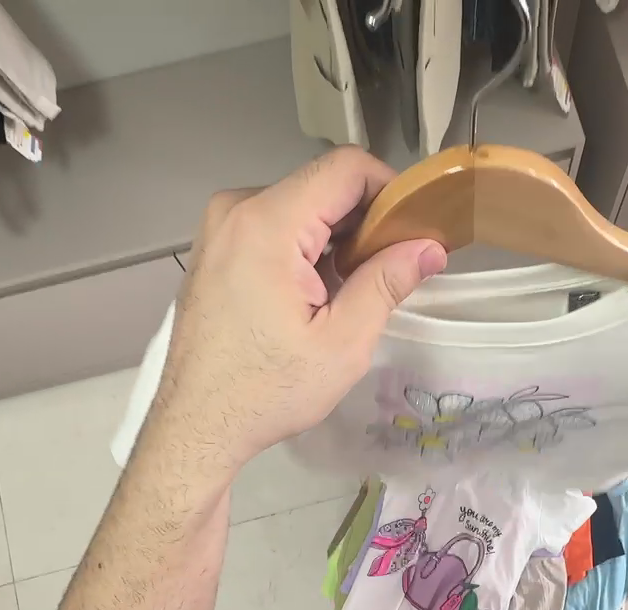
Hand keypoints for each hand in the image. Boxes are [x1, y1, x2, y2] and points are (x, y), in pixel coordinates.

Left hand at [148, 147, 447, 470]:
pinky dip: (303, 252)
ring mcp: (220, 228)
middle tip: (385, 276)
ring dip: (333, 242)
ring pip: (299, 209)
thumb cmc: (266, 392)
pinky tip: (311, 299)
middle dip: (362, 224)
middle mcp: (236, 210)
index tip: (413, 231)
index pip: (344, 168)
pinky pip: (273, 228)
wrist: (197, 424)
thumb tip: (430, 247)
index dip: (390, 190)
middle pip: (321, 187)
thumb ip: (387, 284)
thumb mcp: (342, 344)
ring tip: (344, 298)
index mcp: (267, 224)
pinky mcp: (215, 249)